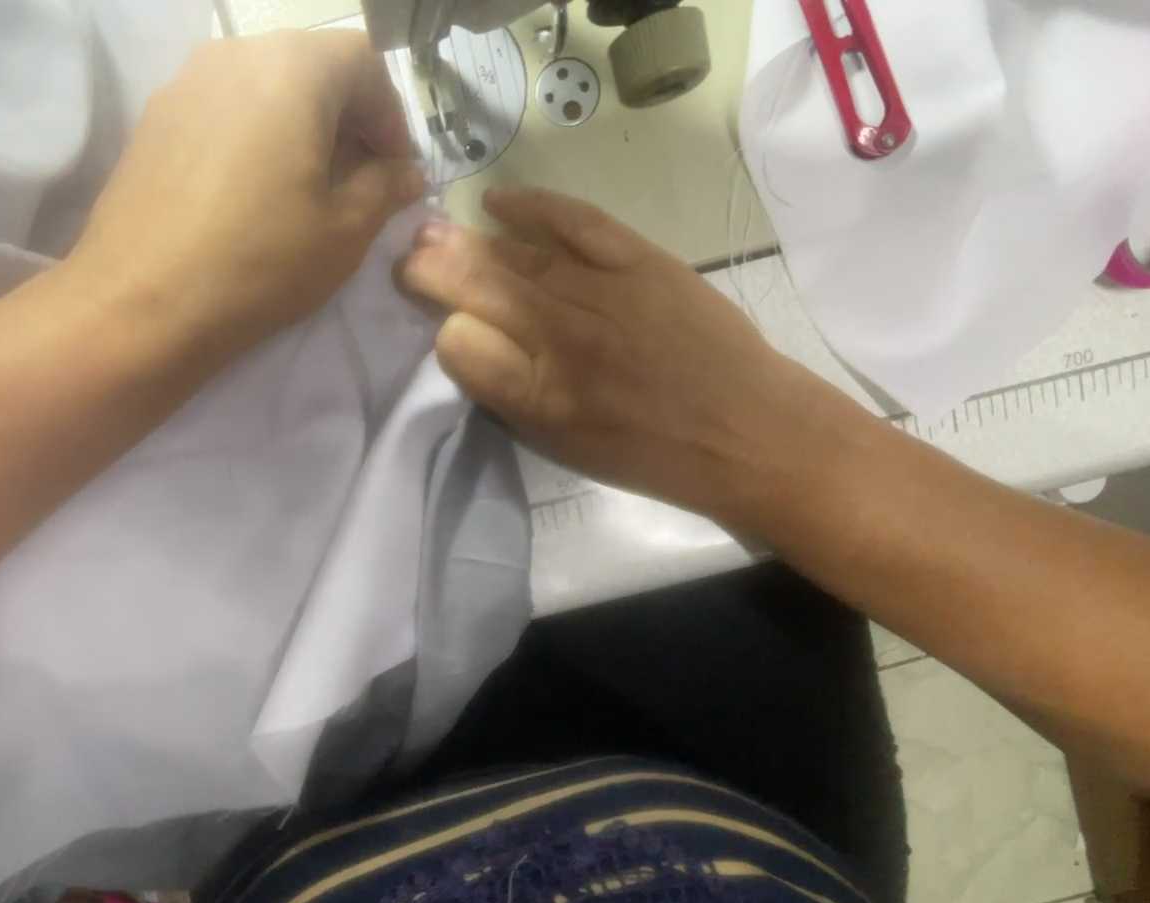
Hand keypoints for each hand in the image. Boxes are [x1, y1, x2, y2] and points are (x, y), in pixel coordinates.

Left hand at [63, 30, 424, 367]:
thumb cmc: (262, 262)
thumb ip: (386, 188)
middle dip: (346, 119)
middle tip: (358, 182)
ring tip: (305, 193)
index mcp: (292, 68)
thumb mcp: (346, 231)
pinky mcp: (154, 121)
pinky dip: (254, 140)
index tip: (395, 170)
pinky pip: (222, 113)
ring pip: (263, 89)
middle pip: (310, 68)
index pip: (363, 61)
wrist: (145, 303)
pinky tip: (253, 198)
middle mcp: (234, 54)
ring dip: (299, 129)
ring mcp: (185, 84)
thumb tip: (405, 172)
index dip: (390, 114)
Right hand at [398, 188, 883, 523]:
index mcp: (539, 397)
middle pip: (479, 289)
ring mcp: (601, 291)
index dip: (436, 323)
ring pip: (516, 255)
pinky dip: (532, 206)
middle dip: (431, 271)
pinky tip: (496, 202)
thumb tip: (461, 340)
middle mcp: (562, 338)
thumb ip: (508, 395)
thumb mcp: (566, 446)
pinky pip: (573, 221)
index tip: (421, 312)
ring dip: (466, 243)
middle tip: (403, 260)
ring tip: (432, 233)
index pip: (461, 344)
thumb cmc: (652, 453)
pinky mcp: (639, 260)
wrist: (747, 430)